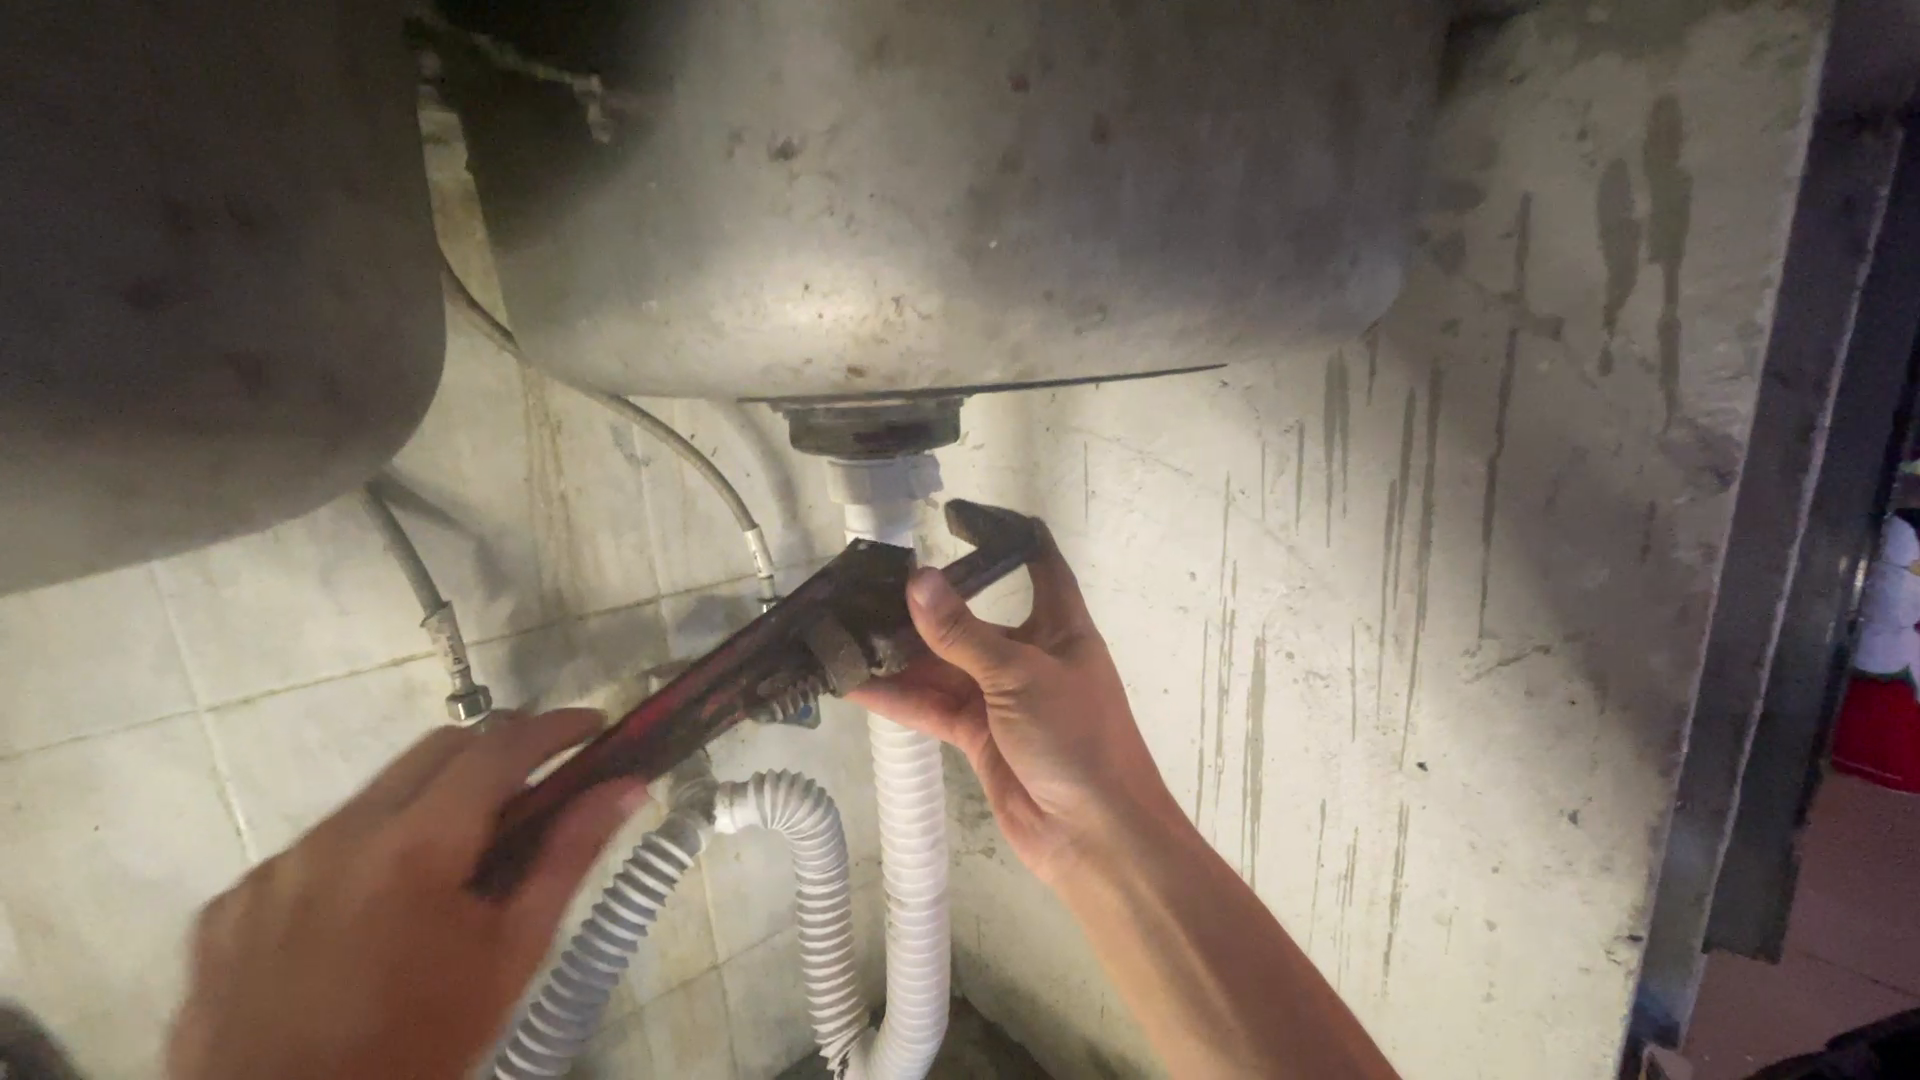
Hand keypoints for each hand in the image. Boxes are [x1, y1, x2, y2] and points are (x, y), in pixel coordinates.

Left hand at [167, 710, 643, 1079]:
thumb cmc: (425, 1042)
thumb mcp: (514, 951)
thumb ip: (570, 854)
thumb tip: (627, 787)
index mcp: (414, 848)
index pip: (497, 749)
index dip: (553, 728)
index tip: (592, 726)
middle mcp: (336, 837)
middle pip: (436, 750)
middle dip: (495, 753)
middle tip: (537, 789)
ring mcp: (274, 869)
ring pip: (376, 795)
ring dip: (431, 802)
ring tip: (456, 862)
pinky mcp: (230, 904)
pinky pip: (317, 846)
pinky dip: (367, 850)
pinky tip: (378, 909)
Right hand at [849, 531, 1180, 882]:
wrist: (1096, 837)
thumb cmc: (1077, 738)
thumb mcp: (1020, 675)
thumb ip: (963, 633)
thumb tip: (917, 580)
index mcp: (1060, 626)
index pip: (1038, 563)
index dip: (1006, 534)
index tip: (958, 518)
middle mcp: (1029, 655)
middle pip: (972, 619)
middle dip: (926, 606)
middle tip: (867, 588)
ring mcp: (1002, 698)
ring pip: (944, 665)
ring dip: (901, 654)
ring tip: (847, 632)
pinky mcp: (979, 737)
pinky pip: (933, 707)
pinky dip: (898, 698)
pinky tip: (855, 684)